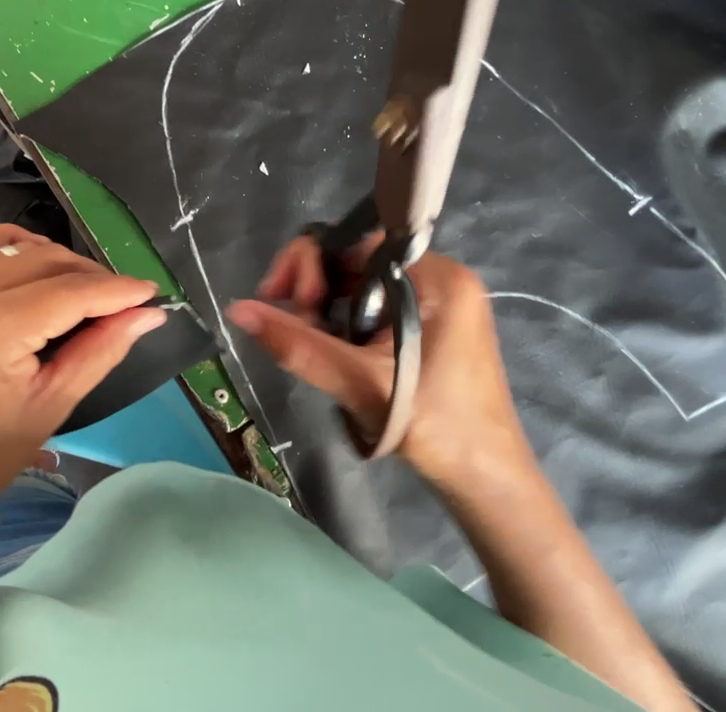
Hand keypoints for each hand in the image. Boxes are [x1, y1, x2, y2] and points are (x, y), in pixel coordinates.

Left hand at [0, 224, 164, 525]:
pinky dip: (7, 246)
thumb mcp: (51, 405)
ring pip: (14, 250)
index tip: (155, 294)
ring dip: (55, 261)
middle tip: (126, 303)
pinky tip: (33, 259)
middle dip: (92, 277)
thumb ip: (102, 350)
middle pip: (45, 262)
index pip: (72, 292)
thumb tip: (149, 314)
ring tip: (86, 290)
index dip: (118, 291)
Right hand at [225, 236, 531, 490]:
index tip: (292, 304)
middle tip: (292, 326)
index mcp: (438, 277)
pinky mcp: (429, 329)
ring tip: (310, 346)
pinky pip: (371, 308)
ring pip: (357, 286)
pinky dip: (342, 323)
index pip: (355, 242)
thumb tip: (237, 310)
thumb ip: (297, 343)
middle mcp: (440, 279)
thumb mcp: (359, 382)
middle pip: (353, 261)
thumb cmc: (436, 427)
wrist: (488, 484)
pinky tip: (330, 351)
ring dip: (323, 310)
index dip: (312, 265)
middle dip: (312, 288)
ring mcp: (436, 304)